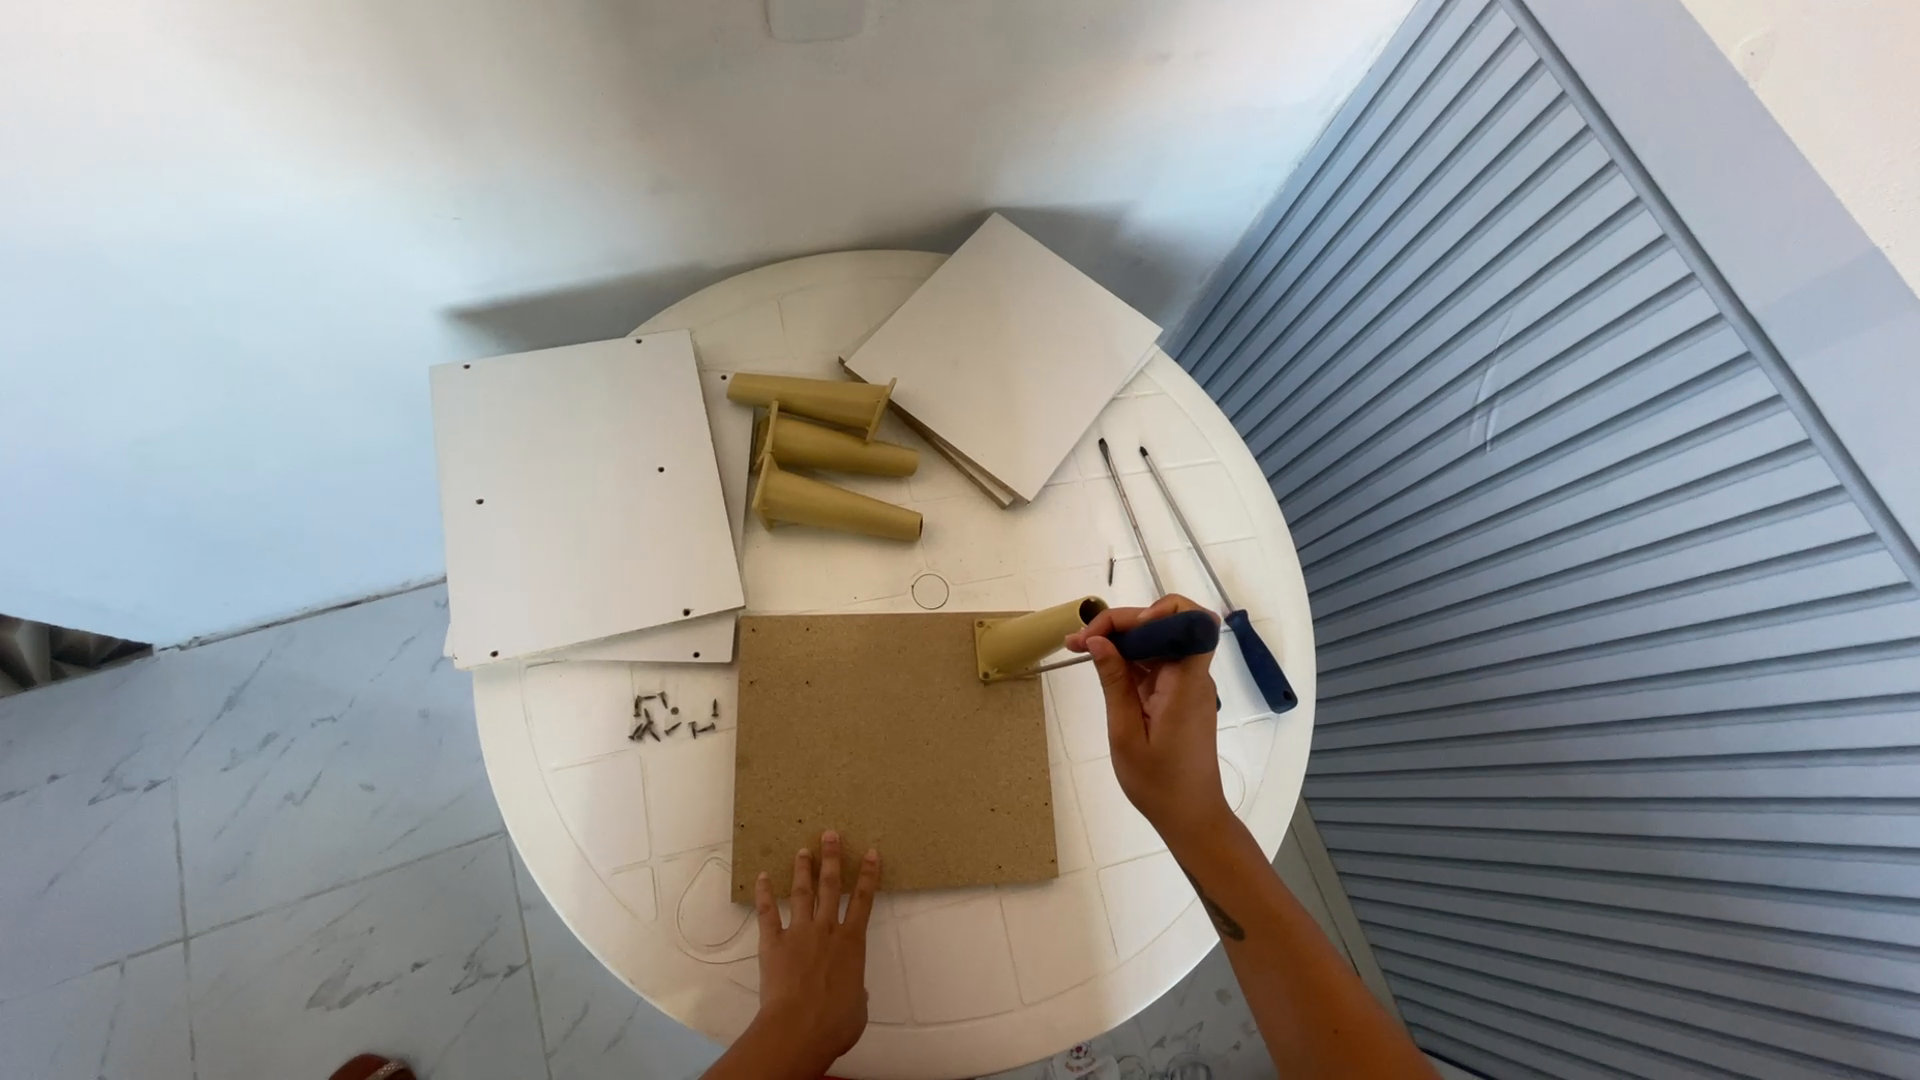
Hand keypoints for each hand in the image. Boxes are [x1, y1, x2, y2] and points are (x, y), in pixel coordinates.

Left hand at [749, 831, 879, 1075]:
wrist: (798, 1028)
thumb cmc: (835, 1023)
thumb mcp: (857, 1008)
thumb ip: (856, 991)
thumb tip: (853, 991)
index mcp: (851, 942)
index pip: (863, 900)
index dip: (868, 875)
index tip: (871, 853)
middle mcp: (826, 929)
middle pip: (830, 886)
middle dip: (832, 858)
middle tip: (830, 835)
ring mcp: (799, 932)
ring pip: (802, 893)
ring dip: (803, 870)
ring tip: (803, 850)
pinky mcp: (773, 943)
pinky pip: (768, 914)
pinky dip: (764, 895)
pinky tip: (761, 878)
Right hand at [1066, 594, 1229, 848]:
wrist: (1190, 816)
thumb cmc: (1158, 782)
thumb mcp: (1125, 733)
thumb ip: (1114, 682)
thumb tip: (1098, 640)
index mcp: (1186, 682)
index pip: (1192, 622)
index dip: (1160, 612)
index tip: (1122, 631)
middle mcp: (1191, 674)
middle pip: (1164, 625)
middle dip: (1121, 623)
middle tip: (1078, 639)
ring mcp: (1184, 683)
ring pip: (1155, 640)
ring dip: (1119, 638)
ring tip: (1079, 646)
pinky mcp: (1176, 693)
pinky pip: (1153, 661)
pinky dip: (1126, 657)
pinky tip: (1099, 662)